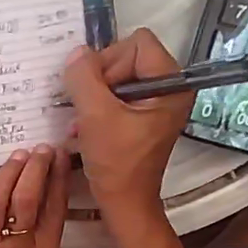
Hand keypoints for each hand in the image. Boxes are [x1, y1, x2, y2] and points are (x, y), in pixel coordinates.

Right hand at [61, 29, 192, 239]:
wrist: (124, 203)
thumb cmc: (116, 162)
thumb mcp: (95, 115)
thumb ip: (83, 78)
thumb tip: (76, 54)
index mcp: (171, 84)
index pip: (136, 43)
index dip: (109, 62)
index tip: (95, 92)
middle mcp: (169, 89)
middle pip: (126, 58)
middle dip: (100, 81)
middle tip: (87, 108)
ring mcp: (156, 104)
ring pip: (117, 78)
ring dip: (95, 96)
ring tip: (84, 121)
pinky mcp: (143, 118)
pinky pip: (117, 97)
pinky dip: (98, 108)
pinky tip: (86, 127)